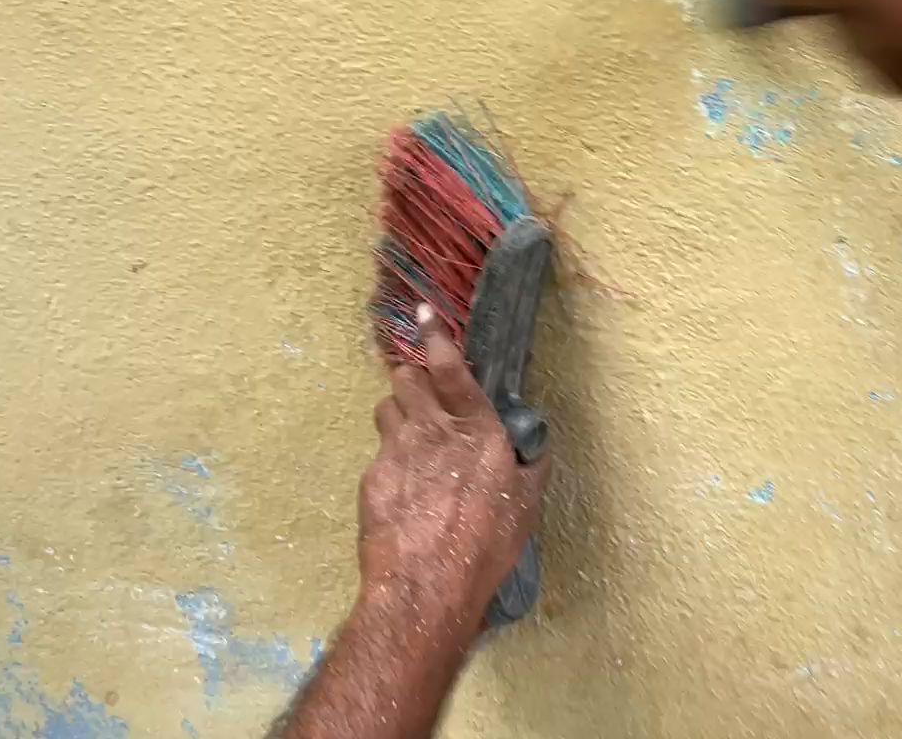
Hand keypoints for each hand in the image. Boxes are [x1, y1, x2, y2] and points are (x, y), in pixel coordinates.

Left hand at [358, 303, 549, 632]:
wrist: (426, 586)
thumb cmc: (488, 540)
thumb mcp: (526, 499)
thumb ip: (528, 462)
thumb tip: (529, 446)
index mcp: (475, 427)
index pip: (450, 368)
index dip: (436, 337)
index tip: (425, 314)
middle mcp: (431, 429)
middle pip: (406, 379)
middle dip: (414, 377)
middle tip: (426, 395)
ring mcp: (395, 453)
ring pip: (387, 408)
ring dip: (400, 413)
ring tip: (414, 438)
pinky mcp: (371, 480)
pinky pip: (379, 454)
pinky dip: (392, 461)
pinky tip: (404, 491)